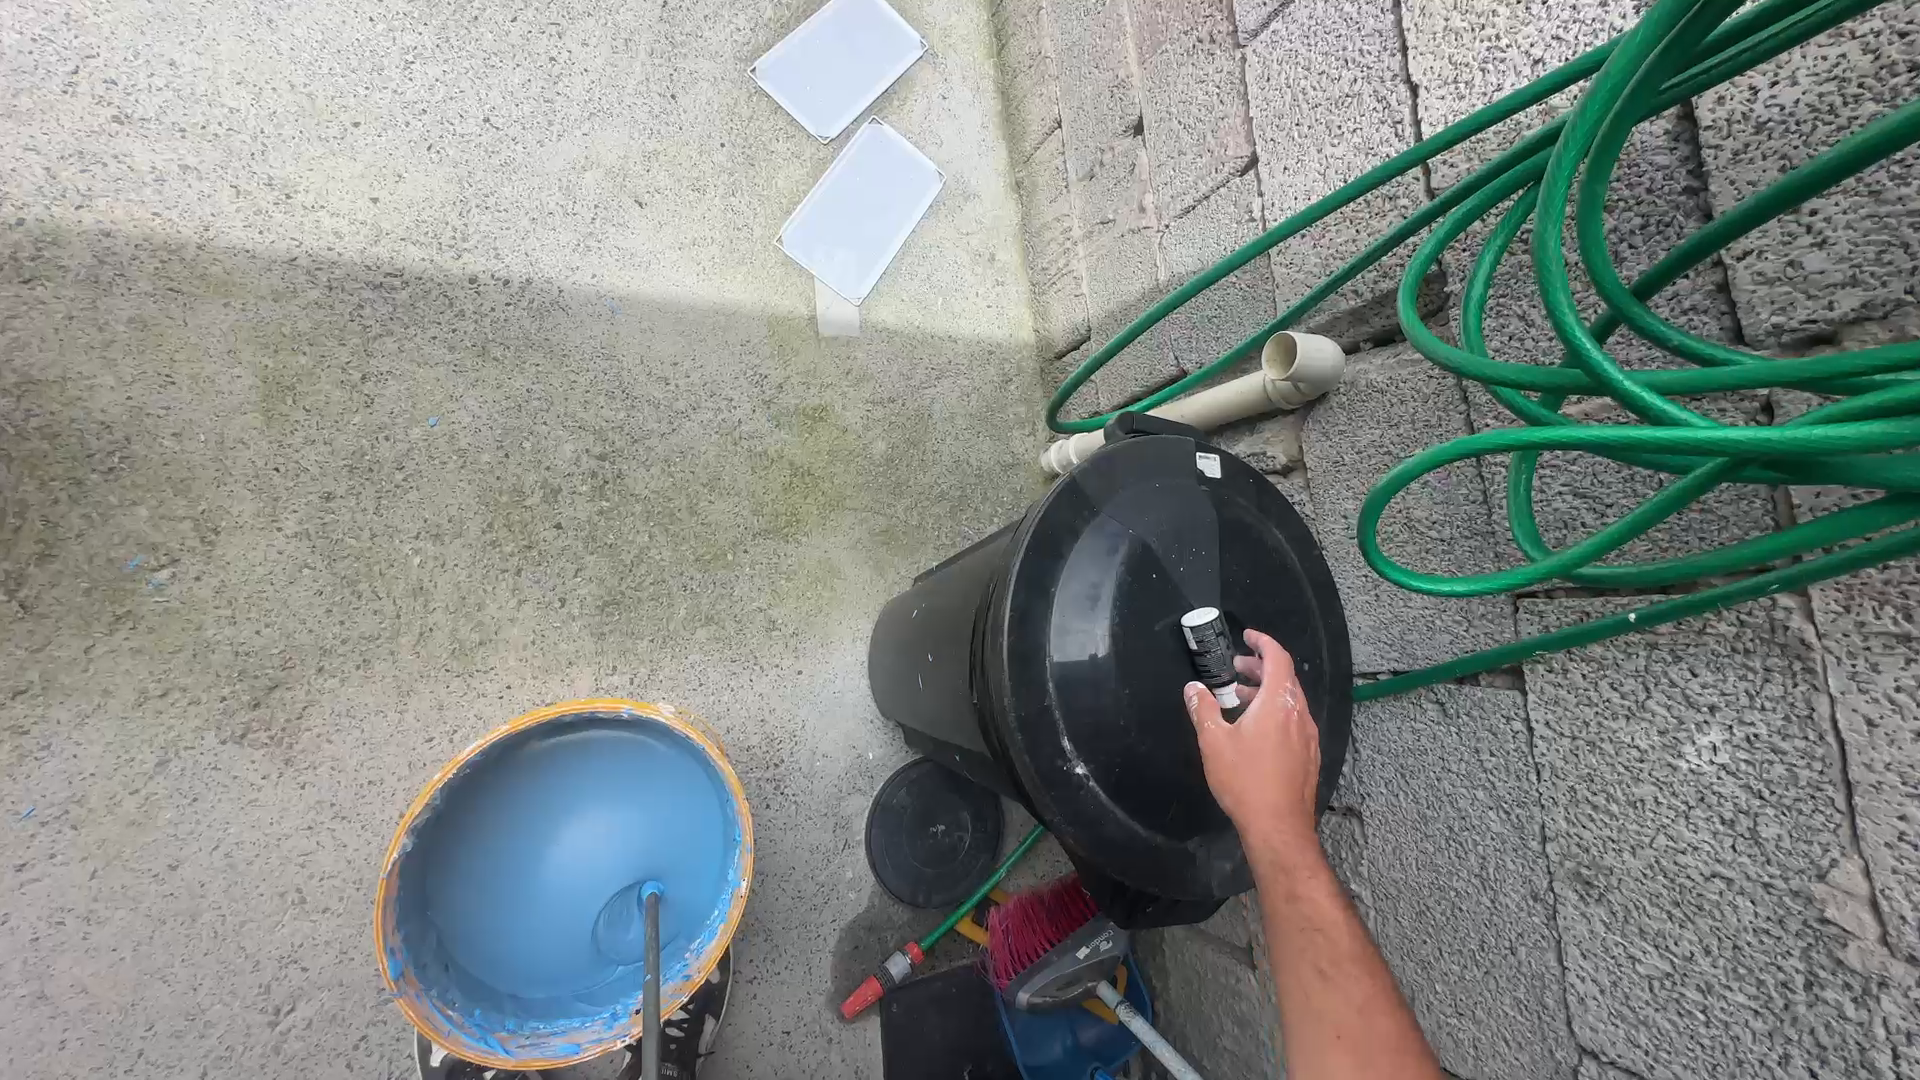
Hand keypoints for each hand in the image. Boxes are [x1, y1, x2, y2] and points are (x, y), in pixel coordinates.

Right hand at [1183, 628, 1321, 863]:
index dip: (1264, 643)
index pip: (1278, 659)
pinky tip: (1255, 728)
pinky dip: (1275, 711)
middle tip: (1236, 667)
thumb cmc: (1244, 779)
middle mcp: (1299, 715)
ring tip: (1240, 696)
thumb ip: (1203, 709)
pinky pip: (1294, 720)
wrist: (1278, 827)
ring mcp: (1308, 737)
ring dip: (1266, 691)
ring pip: (1290, 701)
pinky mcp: (1309, 756)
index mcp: (1278, 704)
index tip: (1247, 636)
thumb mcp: (1213, 740)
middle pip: (1286, 678)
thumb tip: (1193, 687)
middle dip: (1261, 667)